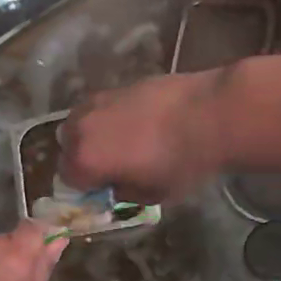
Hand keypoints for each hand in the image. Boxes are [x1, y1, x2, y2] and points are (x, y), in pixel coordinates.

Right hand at [58, 71, 224, 201]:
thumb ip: (123, 192)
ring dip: (92, 133)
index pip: (67, 178)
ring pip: (81, 120)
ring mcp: (100, 101)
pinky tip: (135, 123)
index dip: (84, 186)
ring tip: (119, 142)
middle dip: (82, 156)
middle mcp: (83, 128)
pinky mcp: (121, 85)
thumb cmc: (180, 164)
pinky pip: (103, 105)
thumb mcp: (150, 195)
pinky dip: (110, 116)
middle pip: (67, 145)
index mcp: (84, 160)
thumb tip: (115, 185)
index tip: (102, 189)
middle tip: (108, 165)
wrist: (213, 114)